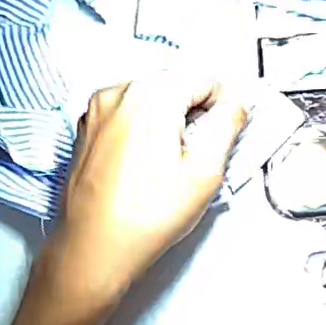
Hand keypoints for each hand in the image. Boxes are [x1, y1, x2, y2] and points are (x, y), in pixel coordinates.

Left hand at [38, 76, 246, 318]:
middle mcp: (118, 93)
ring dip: (170, 123)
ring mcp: (97, 111)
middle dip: (196, 113)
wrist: (95, 247)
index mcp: (150, 96)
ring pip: (152, 100)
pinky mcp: (88, 130)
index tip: (228, 128)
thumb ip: (227, 123)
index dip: (225, 103)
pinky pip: (128, 116)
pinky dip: (146, 132)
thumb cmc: (144, 217)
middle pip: (176, 85)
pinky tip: (149, 168)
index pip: (204, 77)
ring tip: (173, 166)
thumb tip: (237, 101)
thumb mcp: (205, 170)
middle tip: (202, 155)